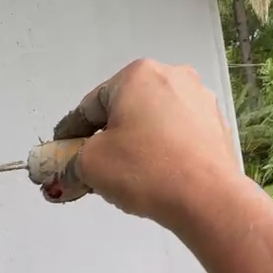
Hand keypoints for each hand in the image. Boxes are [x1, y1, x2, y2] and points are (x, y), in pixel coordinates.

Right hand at [28, 60, 244, 233]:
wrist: (205, 197)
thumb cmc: (145, 170)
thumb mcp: (89, 166)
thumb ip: (68, 164)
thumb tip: (62, 171)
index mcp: (137, 75)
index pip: (89, 106)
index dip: (69, 134)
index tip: (60, 152)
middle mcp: (171, 76)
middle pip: (121, 111)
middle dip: (102, 139)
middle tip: (88, 169)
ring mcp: (197, 99)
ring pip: (148, 122)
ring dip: (129, 145)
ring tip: (120, 177)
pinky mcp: (212, 124)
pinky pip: (172, 135)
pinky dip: (156, 151)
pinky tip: (149, 176)